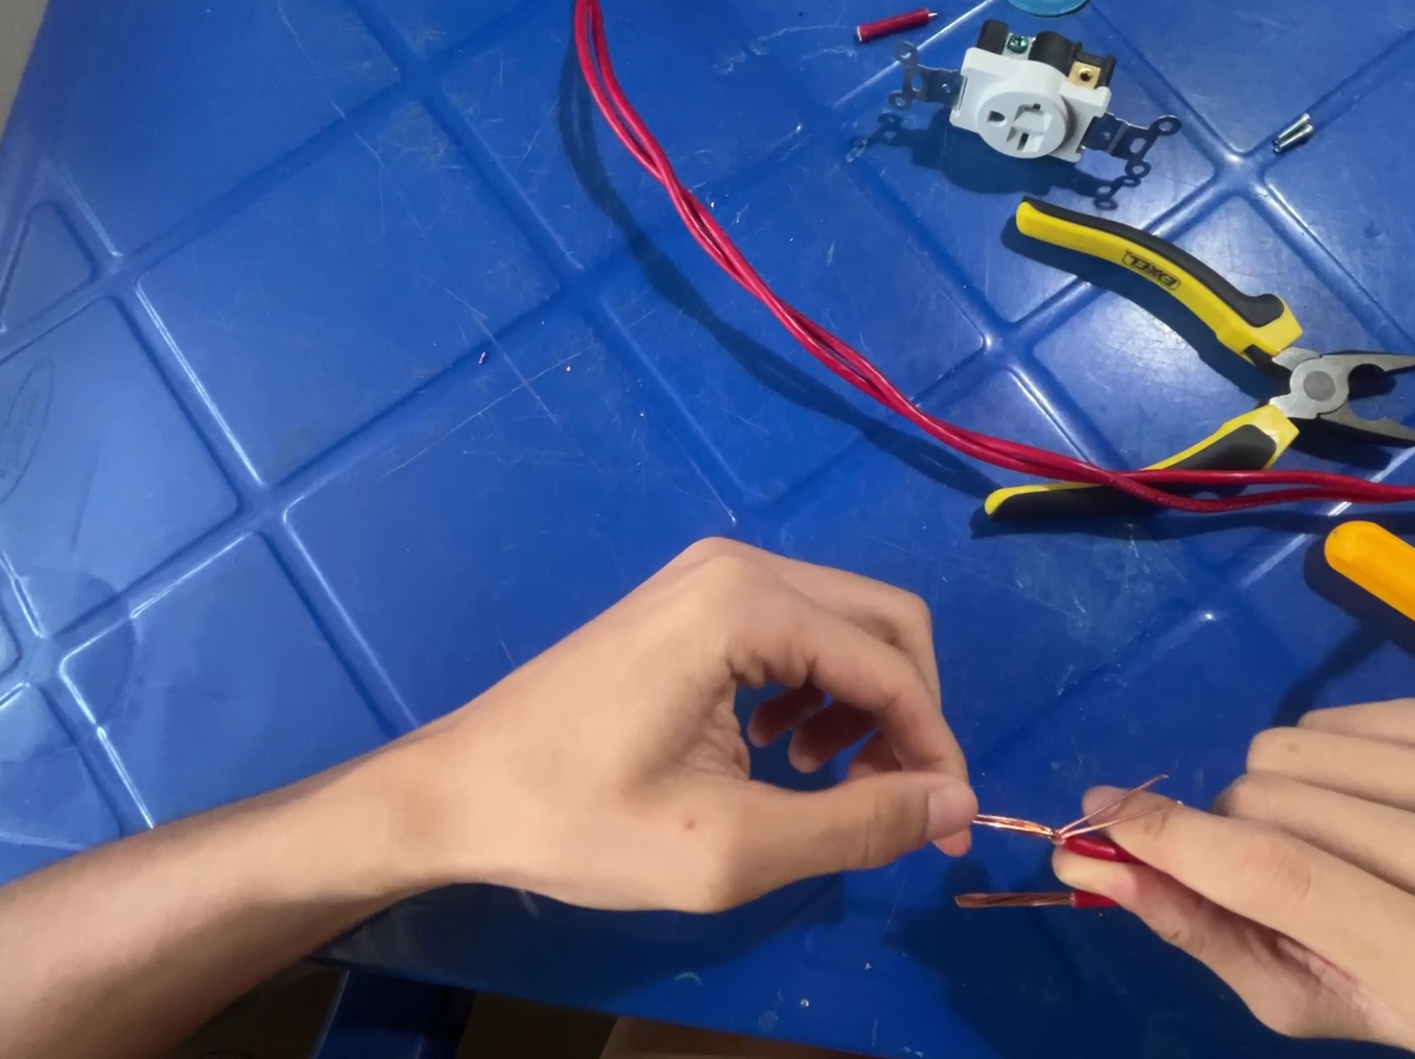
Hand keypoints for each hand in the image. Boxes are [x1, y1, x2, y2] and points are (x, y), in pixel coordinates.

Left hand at [372, 539, 977, 912]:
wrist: (457, 789)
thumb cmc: (577, 820)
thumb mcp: (729, 849)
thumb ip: (858, 824)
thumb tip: (958, 803)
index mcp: (750, 605)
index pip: (891, 667)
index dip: (934, 748)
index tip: (948, 826)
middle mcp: (744, 565)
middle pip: (884, 624)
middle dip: (907, 715)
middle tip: (888, 797)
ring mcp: (718, 572)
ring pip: (846, 626)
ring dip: (861, 703)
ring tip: (818, 774)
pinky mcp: (701, 595)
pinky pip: (799, 629)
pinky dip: (816, 687)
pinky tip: (777, 743)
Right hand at [1056, 700, 1414, 1058]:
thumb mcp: (1315, 998)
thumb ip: (1199, 927)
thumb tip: (1092, 858)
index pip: (1281, 878)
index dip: (1170, 837)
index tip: (1097, 816)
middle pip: (1272, 797)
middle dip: (1237, 826)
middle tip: (1286, 868)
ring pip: (1291, 743)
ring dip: (1279, 786)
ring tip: (1340, 836)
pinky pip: (1338, 712)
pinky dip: (1330, 753)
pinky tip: (1386, 800)